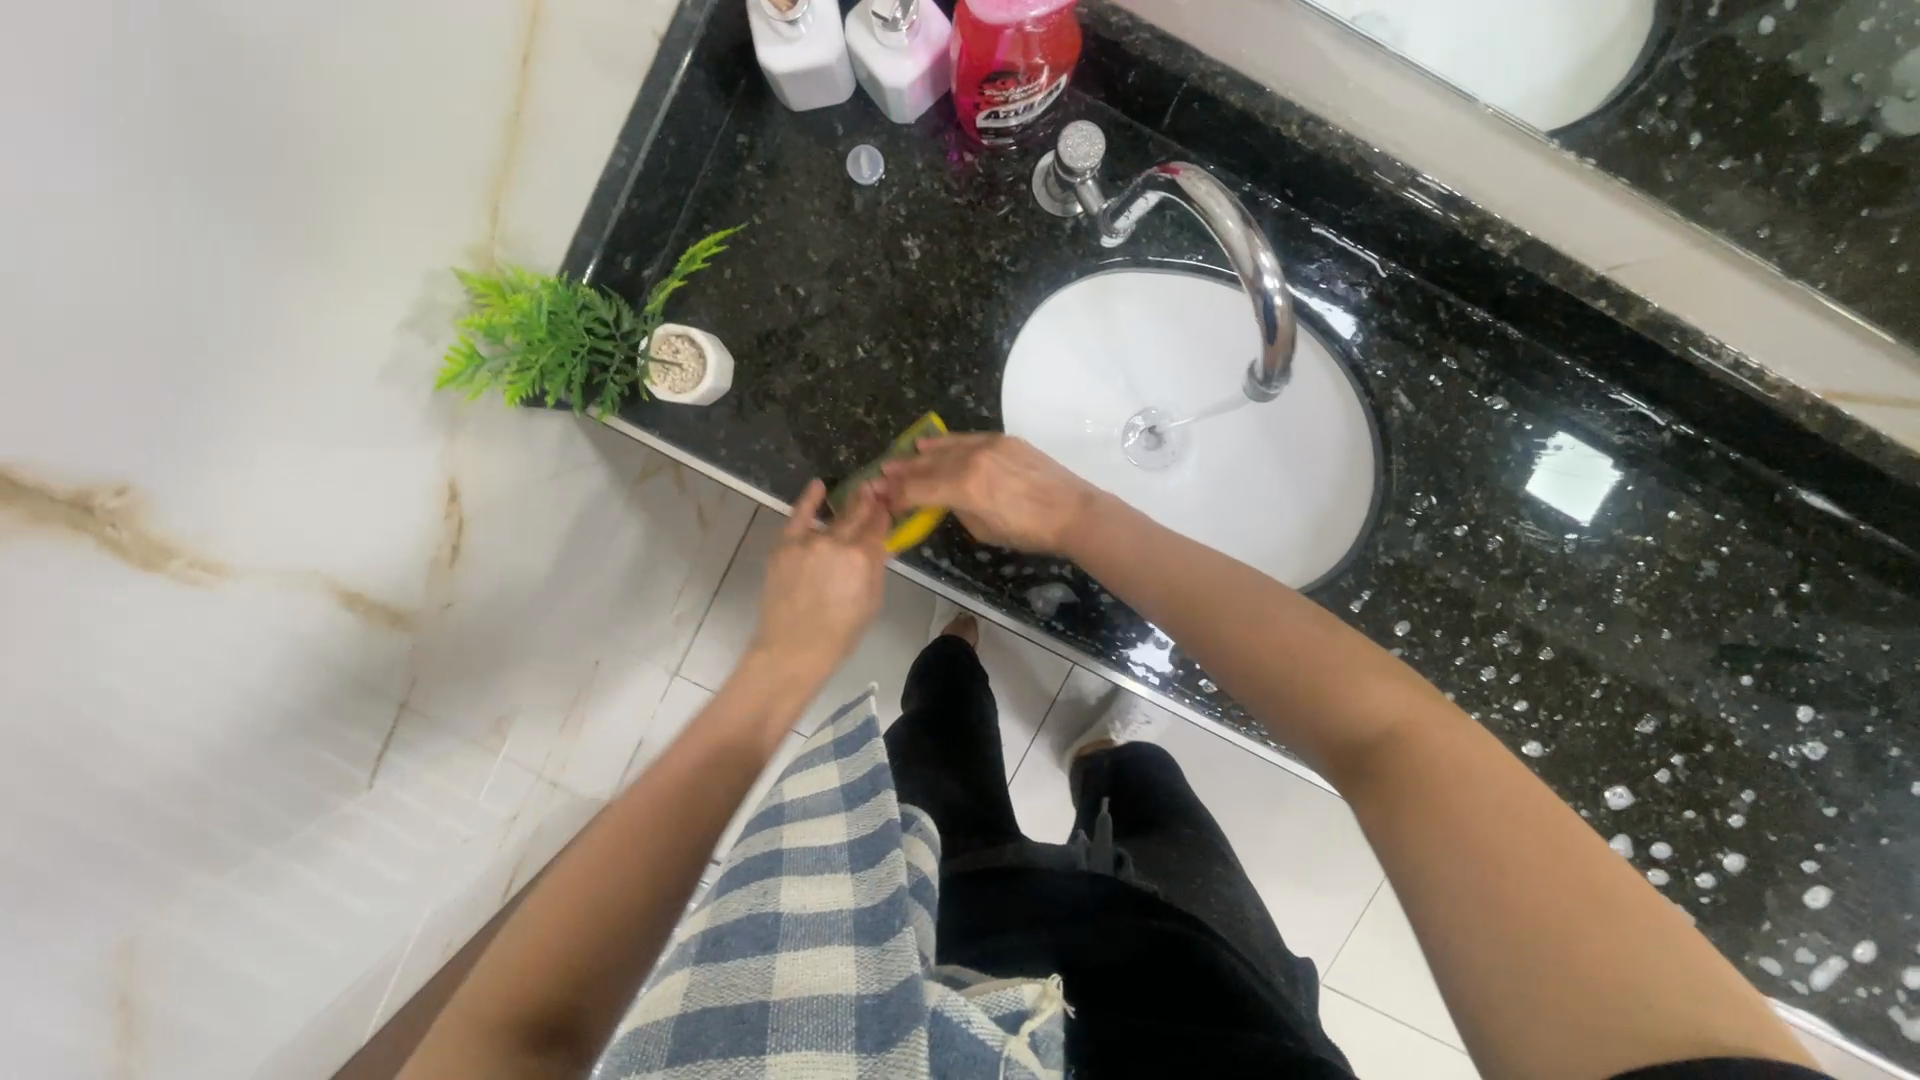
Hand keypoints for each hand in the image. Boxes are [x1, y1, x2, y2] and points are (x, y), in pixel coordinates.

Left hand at [749, 479, 892, 677]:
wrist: (792, 648)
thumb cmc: (840, 634)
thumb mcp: (872, 601)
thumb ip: (875, 567)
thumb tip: (879, 544)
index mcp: (863, 558)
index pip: (879, 526)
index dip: (885, 514)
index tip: (888, 505)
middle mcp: (837, 542)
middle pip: (857, 514)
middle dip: (869, 501)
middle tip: (876, 489)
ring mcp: (808, 541)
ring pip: (832, 518)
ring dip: (846, 506)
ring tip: (857, 493)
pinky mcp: (785, 545)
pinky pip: (799, 516)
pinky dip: (809, 499)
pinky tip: (818, 486)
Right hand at [879, 433, 1099, 554]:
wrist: (1072, 511)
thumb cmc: (1028, 532)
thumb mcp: (984, 530)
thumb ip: (958, 510)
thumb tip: (946, 500)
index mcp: (963, 488)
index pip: (918, 491)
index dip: (896, 497)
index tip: (881, 500)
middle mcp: (970, 460)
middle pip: (926, 467)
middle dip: (900, 475)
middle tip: (878, 478)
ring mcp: (987, 446)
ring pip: (943, 449)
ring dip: (917, 457)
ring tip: (896, 461)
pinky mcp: (1002, 440)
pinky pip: (964, 439)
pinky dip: (944, 443)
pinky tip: (928, 444)